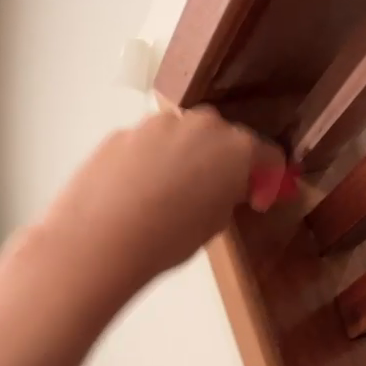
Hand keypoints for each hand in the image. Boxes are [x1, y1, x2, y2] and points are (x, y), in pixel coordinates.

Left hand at [39, 107, 286, 288]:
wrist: (96, 240)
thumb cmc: (170, 237)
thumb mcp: (217, 222)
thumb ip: (230, 194)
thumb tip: (226, 186)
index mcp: (238, 146)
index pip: (269, 155)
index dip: (269, 180)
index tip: (256, 201)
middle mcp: (202, 125)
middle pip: (224, 137)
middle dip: (225, 160)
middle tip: (217, 192)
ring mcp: (158, 124)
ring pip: (184, 136)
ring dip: (187, 157)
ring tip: (171, 193)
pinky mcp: (121, 133)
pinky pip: (149, 143)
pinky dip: (152, 161)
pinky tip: (139, 193)